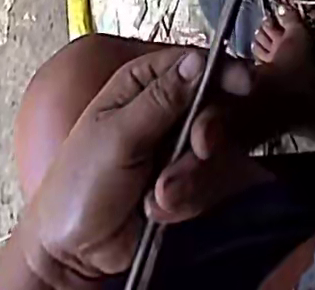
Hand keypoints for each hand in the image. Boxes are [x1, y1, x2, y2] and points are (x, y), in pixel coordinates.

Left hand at [15, 46, 261, 286]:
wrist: (71, 254)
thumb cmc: (78, 185)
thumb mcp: (117, 136)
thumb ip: (161, 98)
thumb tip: (198, 60)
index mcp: (140, 82)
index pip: (191, 62)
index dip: (221, 69)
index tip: (244, 83)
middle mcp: (162, 107)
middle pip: (210, 102)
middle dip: (207, 129)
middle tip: (199, 147)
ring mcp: (174, 144)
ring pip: (211, 146)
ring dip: (189, 173)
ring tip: (159, 194)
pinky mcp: (183, 179)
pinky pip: (206, 181)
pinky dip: (187, 197)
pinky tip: (158, 208)